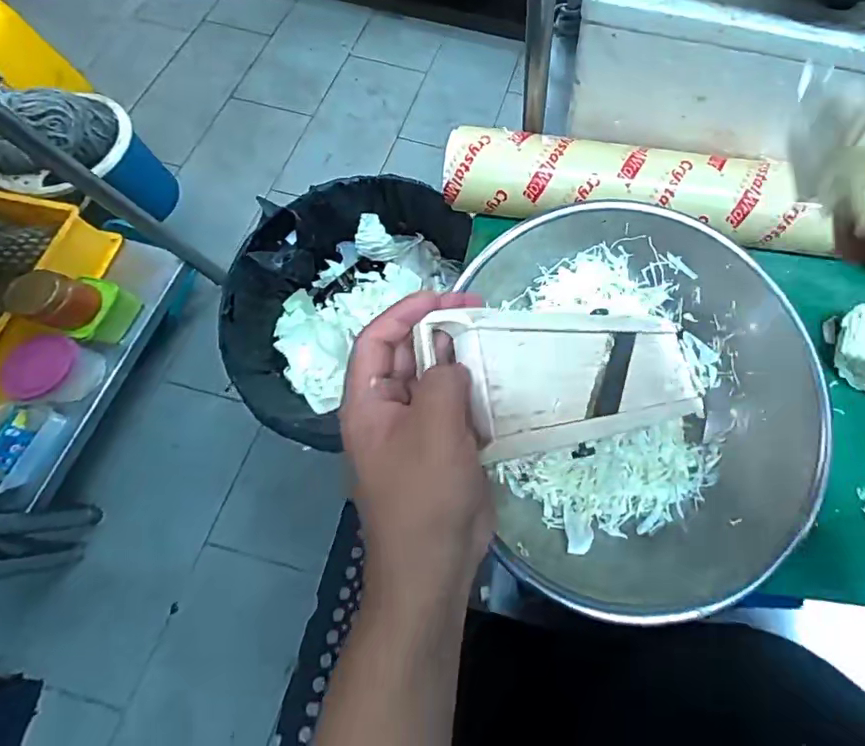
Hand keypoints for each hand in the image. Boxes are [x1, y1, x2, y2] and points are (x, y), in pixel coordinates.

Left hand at [340, 290, 494, 609]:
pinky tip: (497, 380)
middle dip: (437, 329)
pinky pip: (453, 406)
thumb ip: (443, 380)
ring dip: (458, 358)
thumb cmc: (424, 497)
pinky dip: (472, 389)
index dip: (405, 311)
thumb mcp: (434, 429)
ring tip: (490, 339)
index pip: (376, 339)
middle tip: (477, 310)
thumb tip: (452, 363)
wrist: (434, 567)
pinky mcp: (441, 447)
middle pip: (406, 354)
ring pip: (433, 378)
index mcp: (367, 403)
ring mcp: (414, 429)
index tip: (444, 296)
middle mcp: (386, 410)